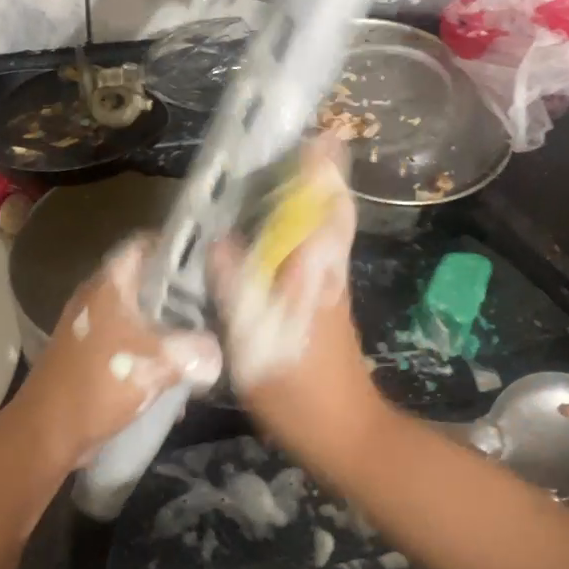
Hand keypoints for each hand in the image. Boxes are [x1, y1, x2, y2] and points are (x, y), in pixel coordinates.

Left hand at [11, 235, 221, 472]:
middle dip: (180, 294)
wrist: (46, 430)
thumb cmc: (99, 383)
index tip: (206, 260)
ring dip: (167, 328)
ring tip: (201, 341)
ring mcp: (92, 325)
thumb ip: (194, 352)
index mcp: (110, 285)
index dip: (174, 247)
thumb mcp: (155, 365)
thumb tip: (216, 354)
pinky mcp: (90, 353)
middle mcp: (98, 297)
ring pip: (139, 315)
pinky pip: (129, 342)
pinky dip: (150, 353)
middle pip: (145, 281)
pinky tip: (174, 376)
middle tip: (213, 305)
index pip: (144, 245)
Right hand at [211, 132, 386, 465]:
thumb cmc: (301, 391)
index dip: (324, 170)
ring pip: (323, 227)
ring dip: (309, 196)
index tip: (321, 133)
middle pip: (329, 209)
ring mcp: (328, 285)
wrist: (347, 435)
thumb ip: (237, 290)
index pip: (326, 207)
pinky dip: (298, 226)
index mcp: (314, 272)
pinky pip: (312, 247)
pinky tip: (267, 232)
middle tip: (290, 142)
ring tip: (273, 174)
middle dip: (317, 173)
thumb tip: (221, 241)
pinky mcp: (323, 301)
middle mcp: (327, 269)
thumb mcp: (255, 346)